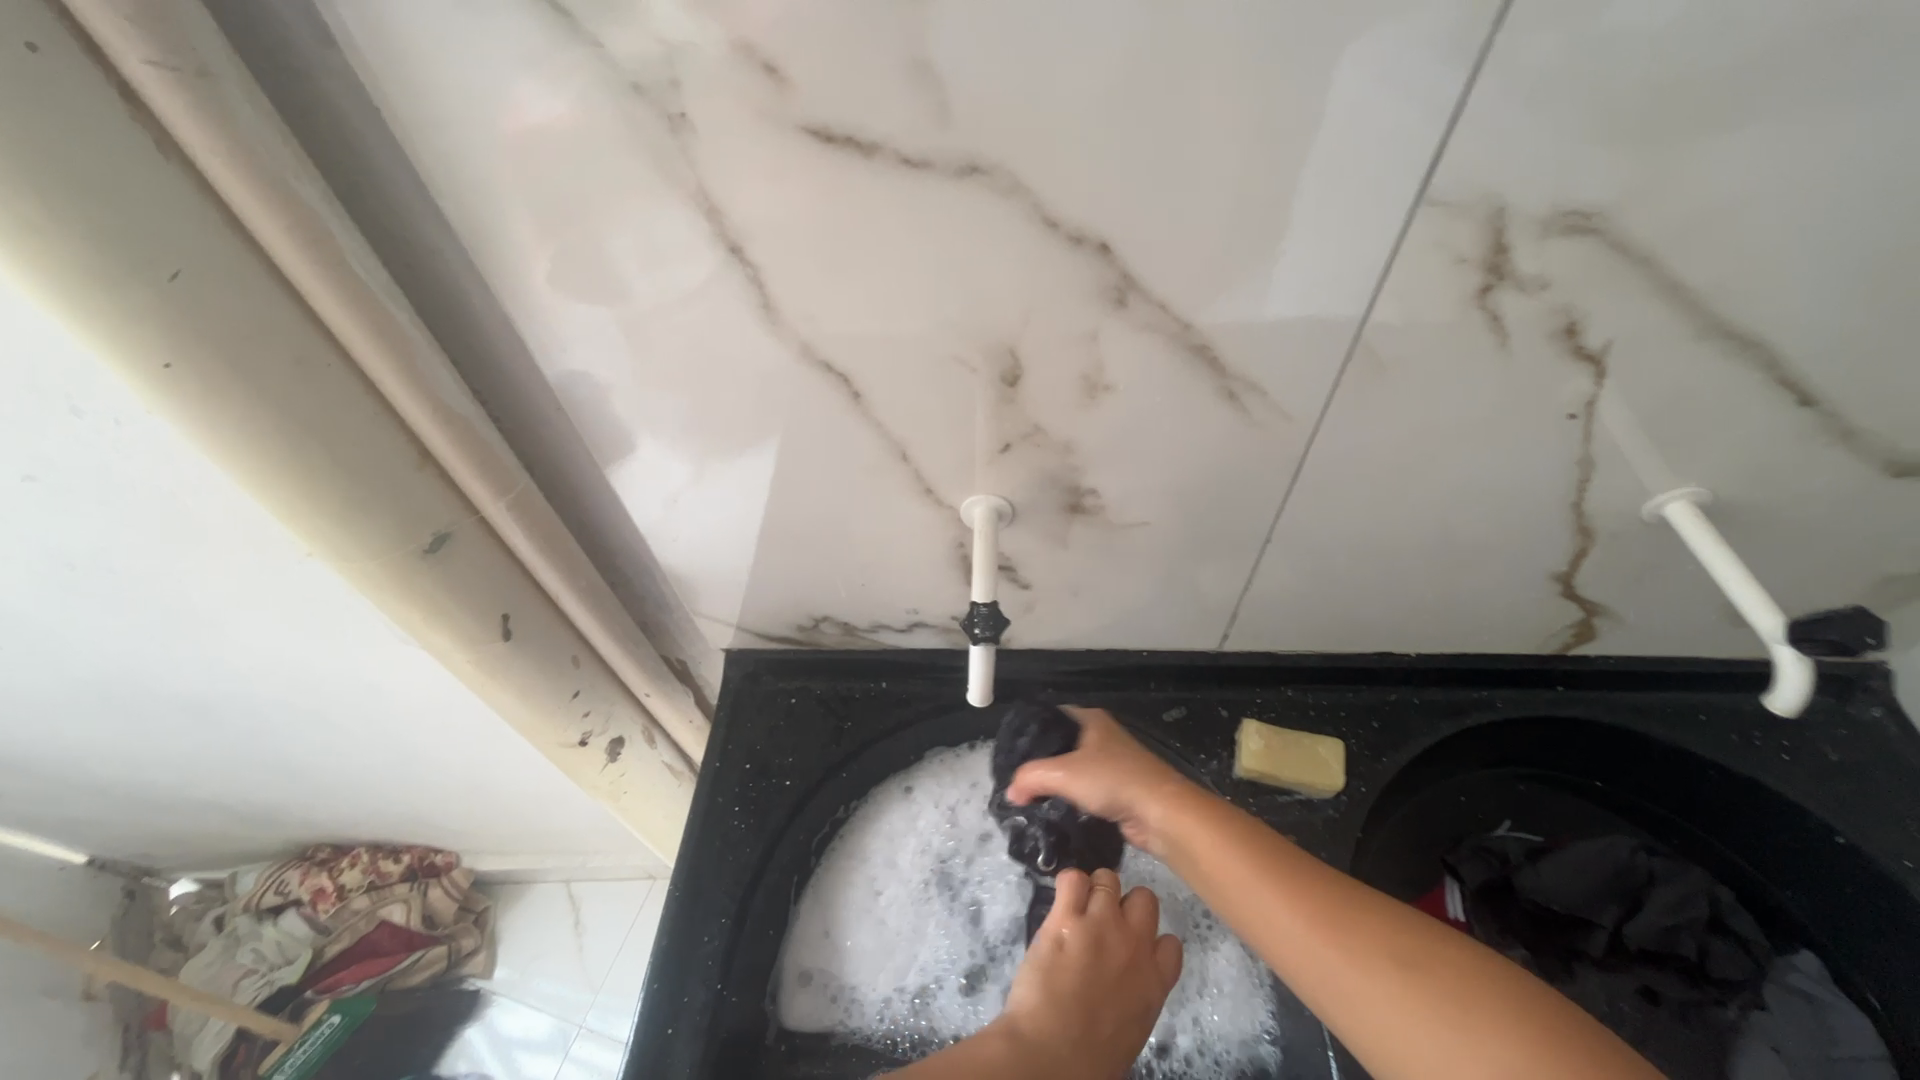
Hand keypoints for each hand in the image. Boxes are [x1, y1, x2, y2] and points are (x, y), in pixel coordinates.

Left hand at [989, 868, 1183, 1079]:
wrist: (1053, 1054)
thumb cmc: (1091, 1058)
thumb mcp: (1133, 1027)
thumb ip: (1138, 994)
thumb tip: (1125, 983)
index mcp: (1156, 980)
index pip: (1170, 942)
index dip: (1151, 939)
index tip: (1133, 946)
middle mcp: (1134, 944)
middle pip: (1144, 898)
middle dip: (1126, 905)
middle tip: (1103, 921)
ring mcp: (1101, 925)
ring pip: (1108, 879)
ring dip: (1095, 890)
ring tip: (1078, 908)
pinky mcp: (1067, 917)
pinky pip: (1073, 878)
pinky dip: (1068, 885)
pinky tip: (1060, 902)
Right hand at [1005, 707, 1203, 856]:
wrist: (1160, 812)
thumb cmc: (1113, 780)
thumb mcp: (1062, 774)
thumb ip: (1030, 777)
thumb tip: (1011, 793)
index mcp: (1090, 719)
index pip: (1050, 717)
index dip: (1029, 733)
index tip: (1011, 755)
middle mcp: (1102, 736)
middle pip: (1061, 745)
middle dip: (1041, 763)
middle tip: (1018, 781)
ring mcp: (1113, 764)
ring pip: (1074, 771)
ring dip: (1057, 785)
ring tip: (1032, 799)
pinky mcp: (1119, 790)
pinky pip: (1087, 792)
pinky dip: (1073, 801)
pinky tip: (1057, 813)